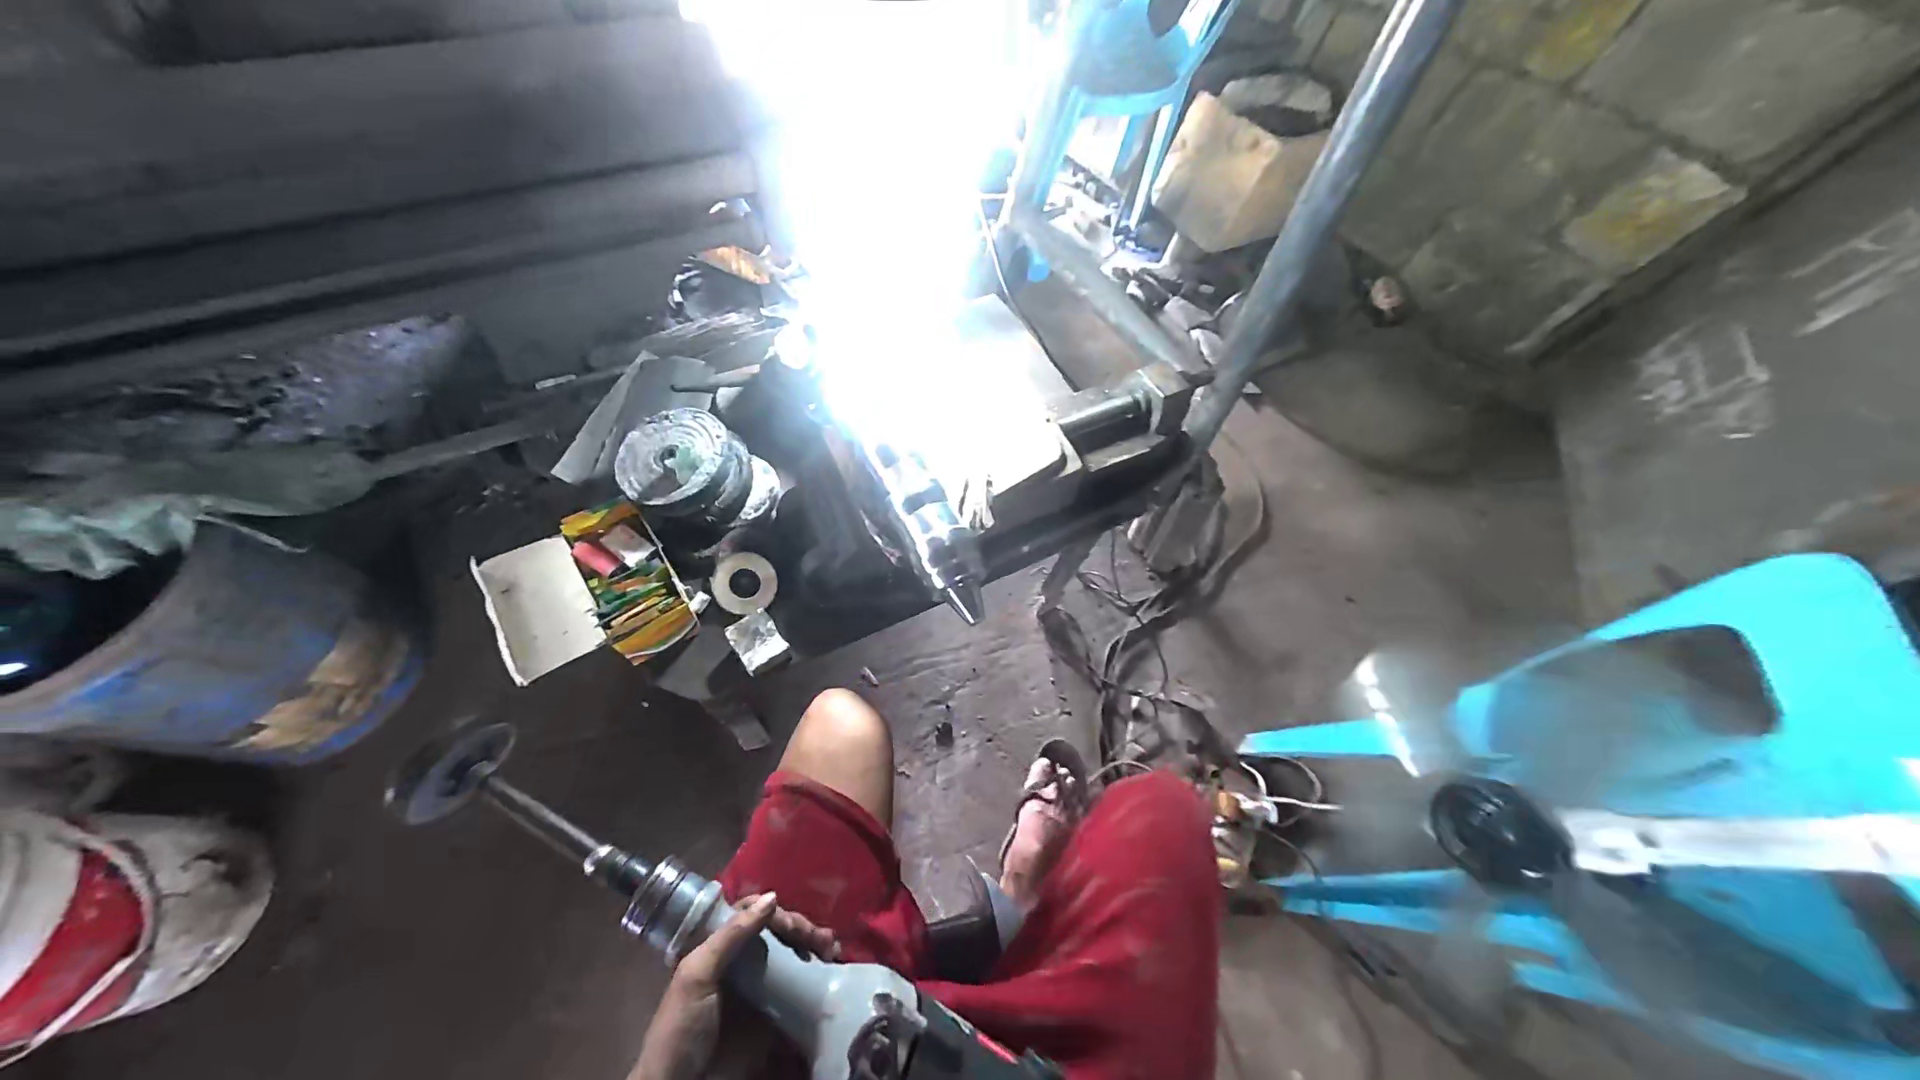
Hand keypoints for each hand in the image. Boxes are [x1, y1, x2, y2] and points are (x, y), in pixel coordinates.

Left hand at [630, 892, 840, 1079]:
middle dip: (802, 928)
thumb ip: (731, 935)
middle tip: (821, 940)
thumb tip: (773, 897)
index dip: (774, 912)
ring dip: (814, 943)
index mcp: (720, 947)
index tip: (791, 926)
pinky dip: (817, 971)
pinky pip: (799, 984)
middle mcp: (742, 960)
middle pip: (777, 930)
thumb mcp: (697, 975)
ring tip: (832, 949)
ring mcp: (760, 986)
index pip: (752, 913)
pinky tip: (831, 965)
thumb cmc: (681, 1028)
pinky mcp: (774, 1012)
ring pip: (792, 952)